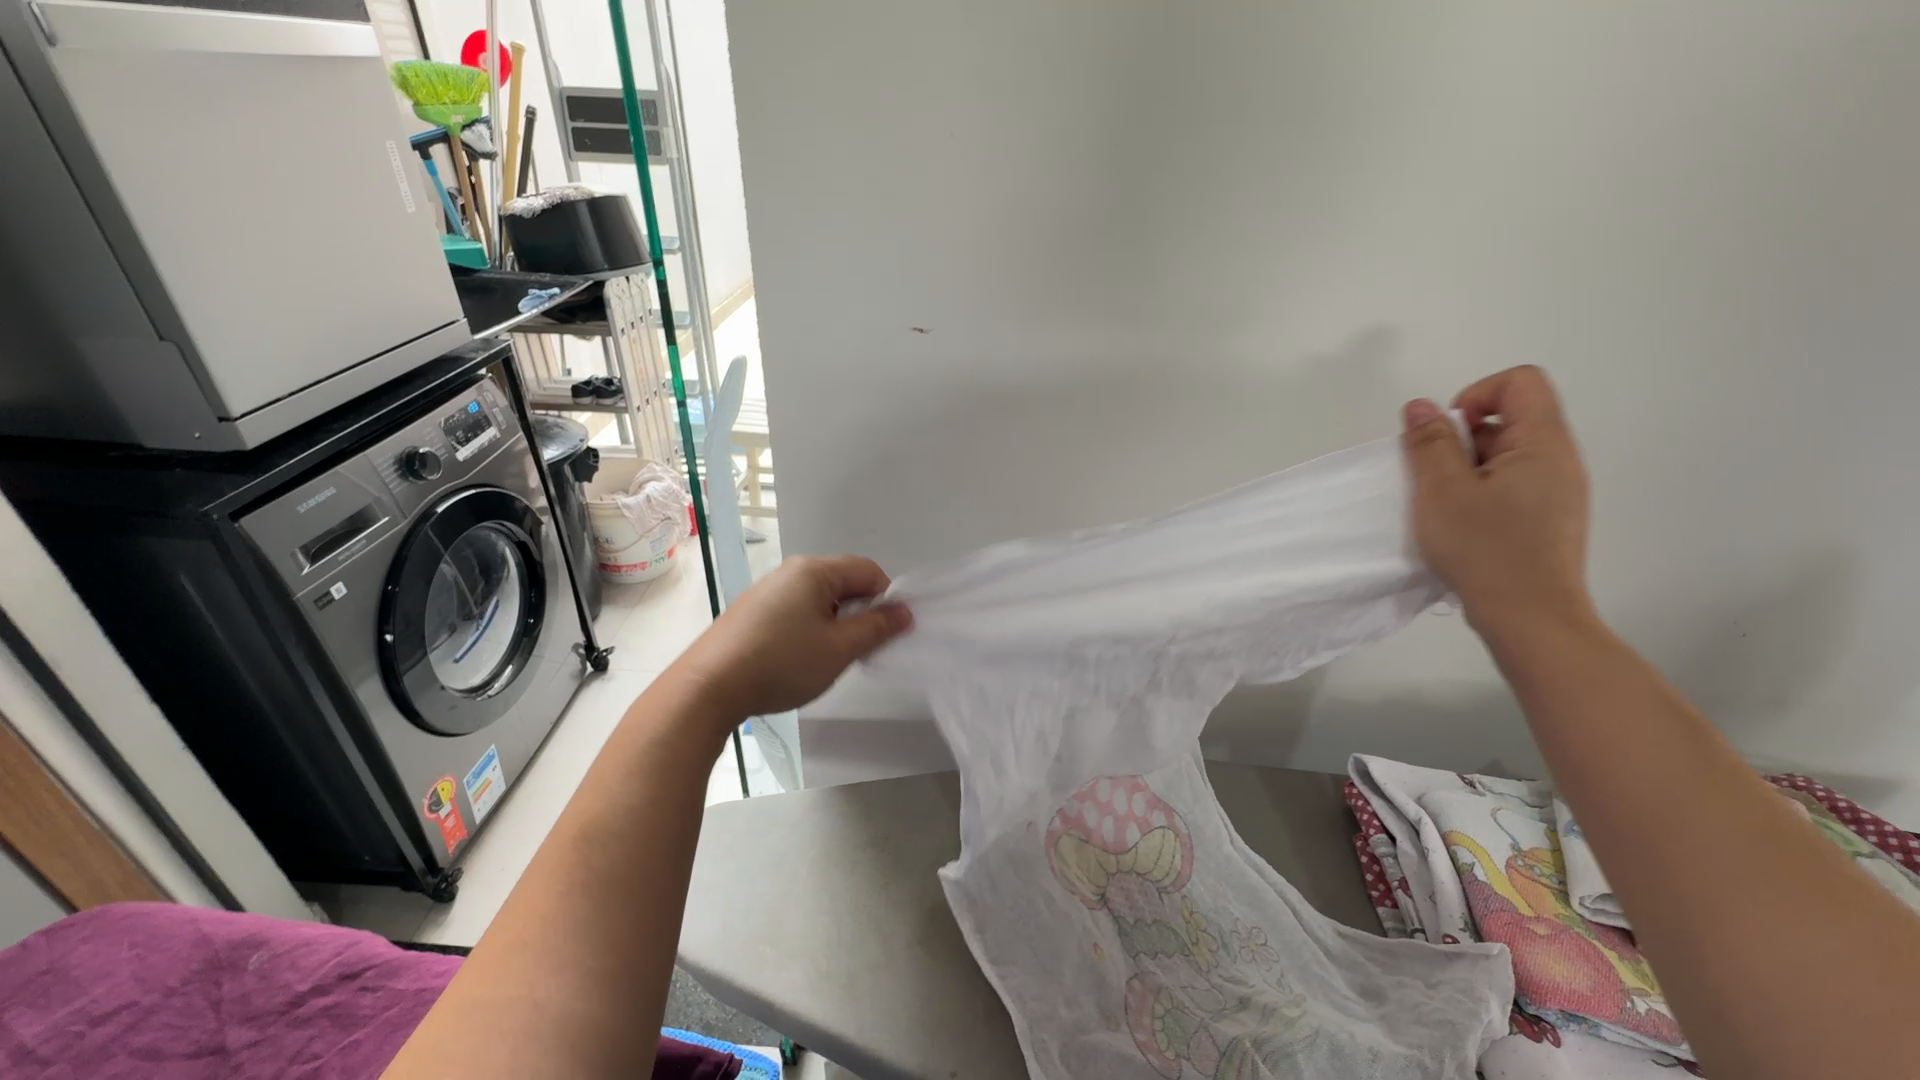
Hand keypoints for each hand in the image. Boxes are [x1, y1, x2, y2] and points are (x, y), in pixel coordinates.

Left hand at [667, 555, 911, 723]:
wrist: (709, 687)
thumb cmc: (781, 663)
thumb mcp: (839, 649)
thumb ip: (876, 627)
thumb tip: (904, 611)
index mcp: (814, 570)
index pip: (868, 570)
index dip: (886, 599)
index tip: (887, 633)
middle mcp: (790, 572)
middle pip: (843, 583)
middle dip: (859, 614)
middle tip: (859, 650)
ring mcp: (767, 592)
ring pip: (818, 601)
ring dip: (834, 626)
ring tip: (828, 660)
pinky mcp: (751, 614)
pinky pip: (795, 613)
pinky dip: (809, 631)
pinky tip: (798, 661)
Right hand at [1402, 366, 1594, 632]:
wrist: (1531, 620)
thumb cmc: (1485, 550)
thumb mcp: (1442, 492)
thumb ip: (1430, 443)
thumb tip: (1423, 406)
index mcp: (1543, 443)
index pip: (1519, 383)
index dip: (1475, 396)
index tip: (1446, 437)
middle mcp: (1560, 460)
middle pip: (1510, 418)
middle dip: (1462, 439)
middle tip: (1436, 480)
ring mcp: (1558, 492)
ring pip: (1506, 455)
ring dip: (1467, 470)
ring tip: (1445, 508)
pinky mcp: (1548, 520)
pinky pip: (1512, 485)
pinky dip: (1480, 494)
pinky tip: (1463, 527)